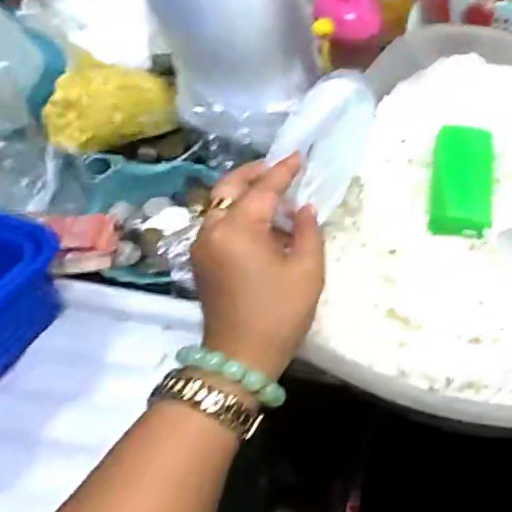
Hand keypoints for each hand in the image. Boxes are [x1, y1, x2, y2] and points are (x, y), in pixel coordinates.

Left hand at [191, 156, 325, 379]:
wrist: (241, 354)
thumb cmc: (280, 312)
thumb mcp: (308, 271)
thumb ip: (309, 233)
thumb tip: (304, 209)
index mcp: (238, 230)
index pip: (262, 190)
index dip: (283, 172)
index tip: (299, 157)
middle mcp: (212, 231)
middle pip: (228, 188)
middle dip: (254, 174)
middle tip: (280, 167)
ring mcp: (202, 246)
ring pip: (220, 205)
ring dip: (245, 193)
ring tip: (275, 194)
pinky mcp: (203, 260)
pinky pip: (219, 223)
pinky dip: (238, 213)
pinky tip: (263, 222)